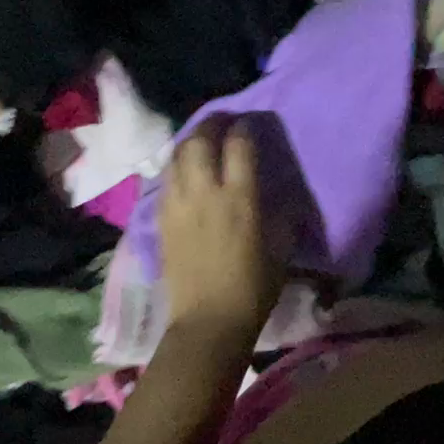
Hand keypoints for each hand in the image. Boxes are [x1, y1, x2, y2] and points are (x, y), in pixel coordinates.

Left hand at [159, 119, 286, 336]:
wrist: (208, 322)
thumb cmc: (253, 287)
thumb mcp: (282, 247)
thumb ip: (283, 212)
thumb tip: (283, 192)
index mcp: (239, 197)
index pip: (239, 143)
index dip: (245, 127)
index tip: (251, 124)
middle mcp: (205, 192)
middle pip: (201, 139)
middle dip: (212, 122)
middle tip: (224, 121)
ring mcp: (178, 204)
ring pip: (178, 154)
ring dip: (191, 139)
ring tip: (201, 139)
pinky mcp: (161, 219)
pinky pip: (166, 178)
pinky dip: (176, 164)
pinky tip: (184, 168)